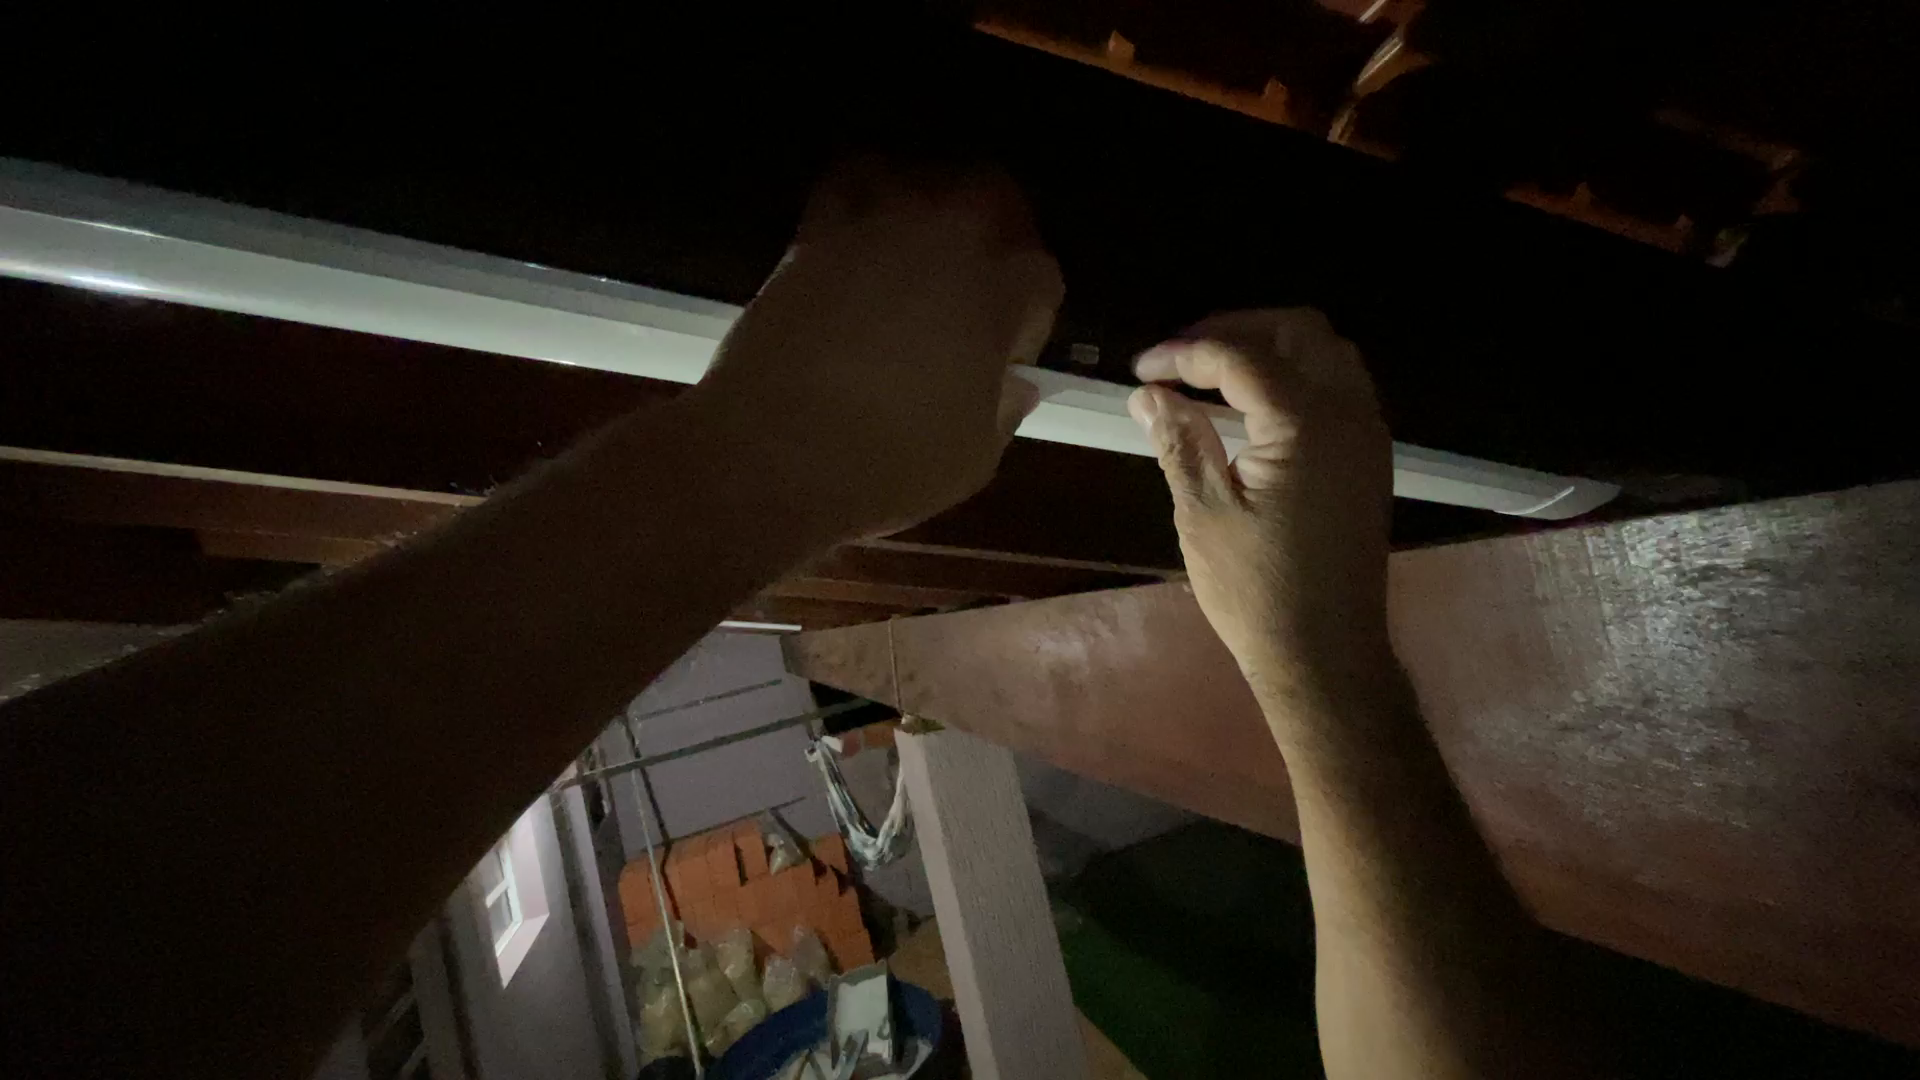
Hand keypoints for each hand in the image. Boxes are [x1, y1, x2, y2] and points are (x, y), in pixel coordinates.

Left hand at [691, 163, 1062, 542]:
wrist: (777, 456)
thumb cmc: (890, 466)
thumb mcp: (973, 459)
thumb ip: (1004, 411)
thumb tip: (1016, 386)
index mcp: (996, 296)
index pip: (1040, 277)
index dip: (1031, 318)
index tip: (1007, 357)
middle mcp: (943, 241)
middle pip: (995, 196)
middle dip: (1001, 234)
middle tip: (981, 287)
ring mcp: (875, 230)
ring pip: (922, 178)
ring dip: (935, 207)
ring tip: (924, 254)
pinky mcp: (815, 236)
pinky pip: (849, 186)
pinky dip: (865, 201)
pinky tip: (863, 243)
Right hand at [1127, 309, 1394, 706]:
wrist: (1324, 650)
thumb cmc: (1255, 588)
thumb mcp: (1202, 513)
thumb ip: (1179, 441)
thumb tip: (1148, 395)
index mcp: (1304, 424)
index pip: (1239, 357)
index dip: (1184, 353)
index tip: (1141, 370)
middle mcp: (1348, 413)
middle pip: (1298, 330)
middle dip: (1234, 330)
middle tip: (1181, 357)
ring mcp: (1367, 434)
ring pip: (1326, 353)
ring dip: (1269, 347)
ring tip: (1212, 374)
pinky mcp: (1368, 458)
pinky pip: (1338, 386)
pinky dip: (1294, 375)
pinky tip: (1253, 408)